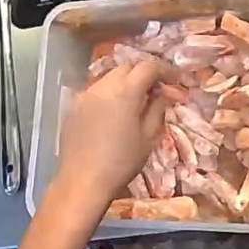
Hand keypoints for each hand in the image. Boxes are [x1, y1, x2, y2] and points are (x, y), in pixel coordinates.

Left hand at [50, 60, 167, 212]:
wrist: (83, 181)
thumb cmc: (121, 162)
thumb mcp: (148, 137)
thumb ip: (158, 109)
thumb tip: (164, 93)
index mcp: (125, 91)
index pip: (148, 67)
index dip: (165, 71)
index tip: (174, 82)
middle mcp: (103, 86)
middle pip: (127, 67)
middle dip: (144, 74)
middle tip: (156, 91)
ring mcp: (85, 94)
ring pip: (109, 77)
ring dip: (126, 83)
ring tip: (136, 102)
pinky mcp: (74, 106)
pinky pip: (96, 91)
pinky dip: (110, 94)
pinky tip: (115, 113)